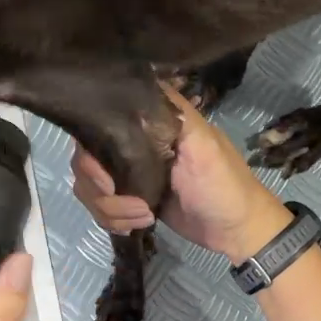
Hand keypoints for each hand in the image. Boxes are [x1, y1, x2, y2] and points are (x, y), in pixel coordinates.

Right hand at [70, 82, 293, 261]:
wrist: (236, 230)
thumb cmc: (224, 185)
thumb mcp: (202, 146)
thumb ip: (170, 116)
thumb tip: (132, 91)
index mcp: (149, 121)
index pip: (99, 119)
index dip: (91, 147)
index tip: (107, 175)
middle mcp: (132, 142)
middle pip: (84, 159)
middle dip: (101, 190)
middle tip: (134, 205)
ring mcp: (128, 172)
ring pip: (88, 187)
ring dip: (111, 210)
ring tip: (143, 216)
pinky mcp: (129, 199)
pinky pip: (100, 208)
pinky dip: (113, 221)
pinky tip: (137, 225)